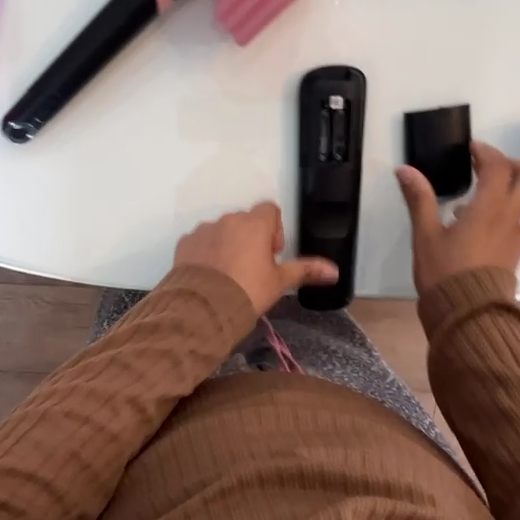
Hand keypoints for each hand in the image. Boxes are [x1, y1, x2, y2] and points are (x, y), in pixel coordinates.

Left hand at [173, 202, 338, 314]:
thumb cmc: (247, 292)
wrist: (203, 309)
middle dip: (250, 239)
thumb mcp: (279, 282)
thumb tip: (334, 271)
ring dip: (227, 245)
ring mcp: (204, 230)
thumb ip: (305, 270)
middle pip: (244, 221)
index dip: (274, 229)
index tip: (272, 253)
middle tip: (252, 268)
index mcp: (254, 224)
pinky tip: (209, 276)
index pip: (270, 210)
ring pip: (221, 231)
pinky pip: (200, 242)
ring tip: (228, 275)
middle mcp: (228, 220)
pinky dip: (205, 253)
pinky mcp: (185, 243)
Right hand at [395, 142, 519, 294]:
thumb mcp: (425, 235)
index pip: (498, 166)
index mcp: (489, 208)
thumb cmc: (444, 272)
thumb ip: (419, 199)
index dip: (486, 152)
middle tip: (485, 165)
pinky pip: (511, 223)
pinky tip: (471, 229)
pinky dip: (497, 214)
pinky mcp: (513, 253)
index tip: (471, 149)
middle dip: (508, 164)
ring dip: (502, 191)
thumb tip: (404, 170)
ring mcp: (515, 236)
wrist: (468, 315)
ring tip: (469, 201)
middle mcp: (510, 217)